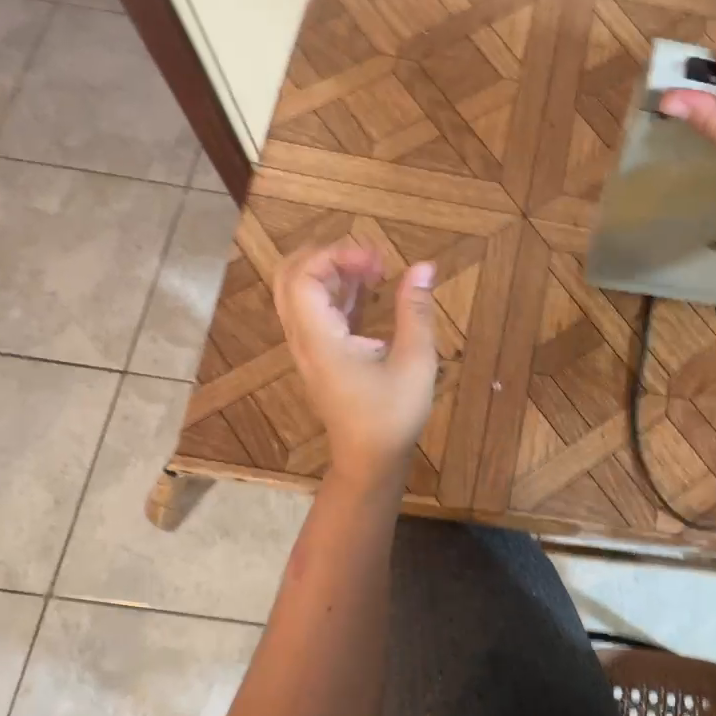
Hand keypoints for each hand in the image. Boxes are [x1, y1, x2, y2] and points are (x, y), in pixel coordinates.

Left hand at [273, 241, 437, 486]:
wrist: (369, 460)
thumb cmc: (392, 415)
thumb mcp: (415, 362)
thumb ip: (416, 311)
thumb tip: (424, 267)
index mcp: (319, 338)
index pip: (304, 276)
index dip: (336, 255)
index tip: (377, 259)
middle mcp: (303, 338)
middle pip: (291, 277)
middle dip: (328, 256)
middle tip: (369, 259)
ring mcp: (308, 347)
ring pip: (300, 292)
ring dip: (333, 273)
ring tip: (374, 271)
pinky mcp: (319, 355)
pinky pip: (315, 311)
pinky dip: (336, 292)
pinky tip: (369, 290)